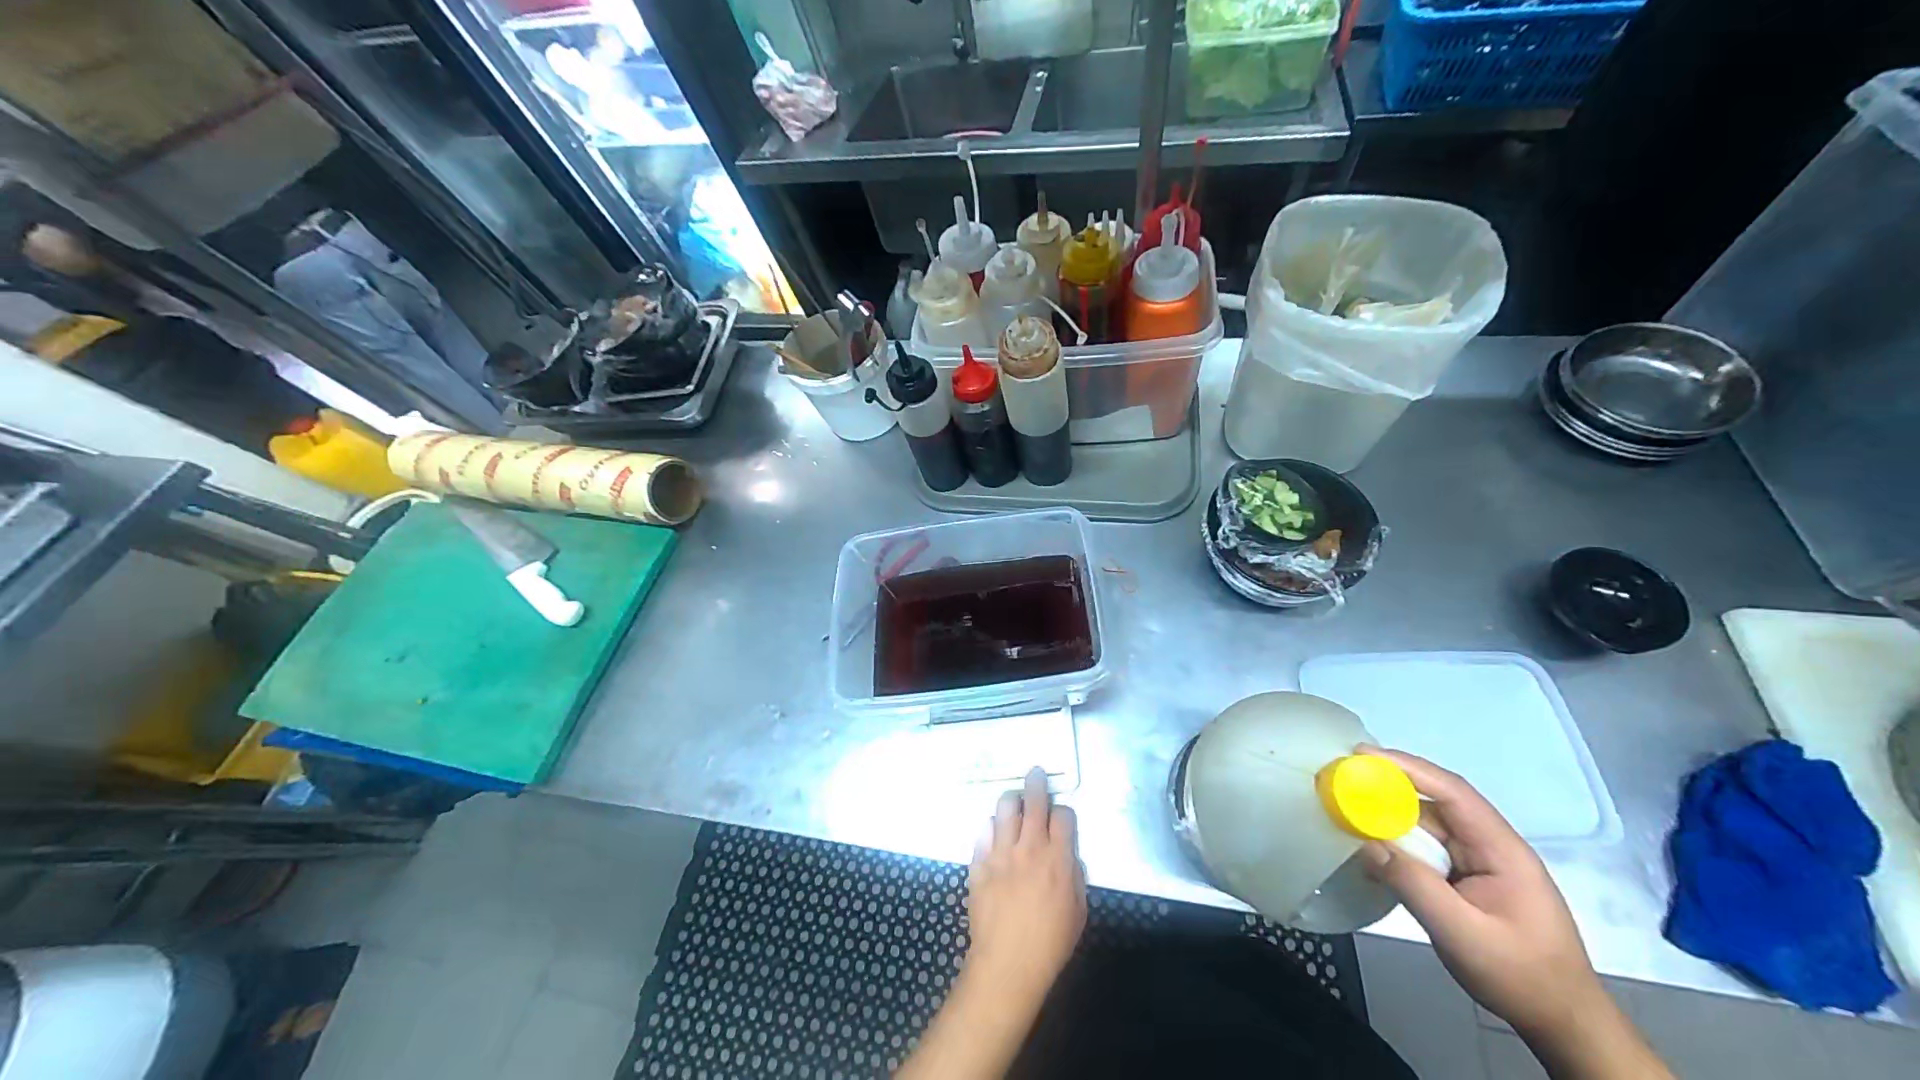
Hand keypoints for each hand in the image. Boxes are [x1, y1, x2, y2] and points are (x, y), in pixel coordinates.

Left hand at [963, 767, 1086, 1001]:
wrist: (1008, 963)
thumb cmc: (1050, 943)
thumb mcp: (1078, 911)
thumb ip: (1076, 877)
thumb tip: (1069, 856)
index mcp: (1058, 859)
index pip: (1063, 816)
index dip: (1064, 812)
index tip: (1061, 817)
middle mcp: (1029, 847)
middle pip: (1034, 801)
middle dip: (1036, 783)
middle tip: (1035, 773)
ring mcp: (1001, 852)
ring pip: (1004, 808)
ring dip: (1011, 800)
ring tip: (1013, 800)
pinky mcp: (979, 862)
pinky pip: (983, 832)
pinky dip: (990, 828)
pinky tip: (994, 832)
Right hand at [1359, 748, 1606, 1039]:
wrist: (1564, 1023)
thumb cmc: (1523, 976)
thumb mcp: (1464, 935)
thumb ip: (1415, 886)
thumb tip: (1367, 844)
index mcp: (1502, 849)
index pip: (1452, 793)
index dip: (1408, 768)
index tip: (1361, 755)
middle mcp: (1490, 847)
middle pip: (1435, 805)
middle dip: (1389, 788)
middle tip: (1342, 779)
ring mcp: (1478, 864)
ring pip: (1427, 828)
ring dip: (1389, 819)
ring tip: (1345, 810)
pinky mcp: (1466, 881)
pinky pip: (1426, 852)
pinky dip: (1395, 846)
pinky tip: (1369, 851)